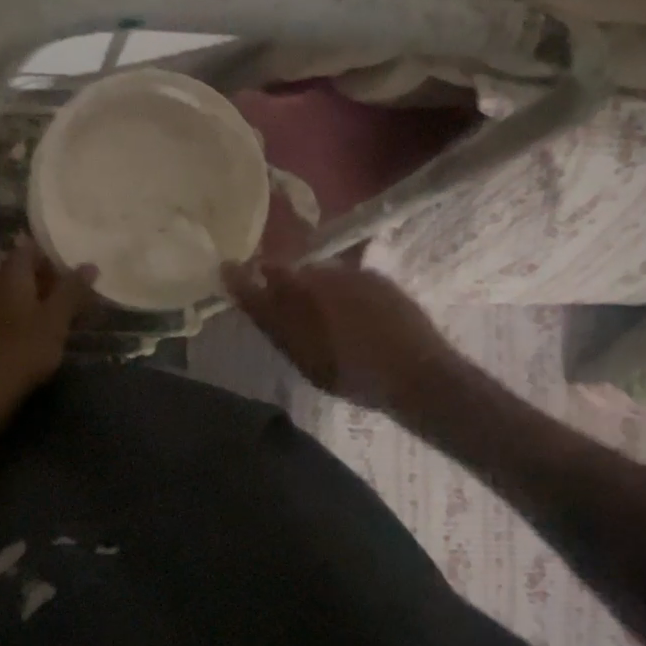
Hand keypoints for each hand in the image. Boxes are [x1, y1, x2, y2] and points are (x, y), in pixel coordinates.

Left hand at [0, 237, 97, 435]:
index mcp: (12, 276)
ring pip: (21, 291)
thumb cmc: (24, 348)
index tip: (75, 253)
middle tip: (80, 280)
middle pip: (24, 269)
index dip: (50, 248)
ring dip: (44, 294)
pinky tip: (52, 325)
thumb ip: (72, 291)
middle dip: (51, 273)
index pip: (28, 248)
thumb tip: (90, 264)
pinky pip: (16, 311)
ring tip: (73, 303)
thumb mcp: (56, 319)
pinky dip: (34, 312)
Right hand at [221, 249, 456, 410]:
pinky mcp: (375, 277)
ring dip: (312, 285)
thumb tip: (250, 295)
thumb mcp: (304, 358)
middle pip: (287, 273)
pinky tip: (353, 312)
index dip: (238, 276)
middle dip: (280, 281)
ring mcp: (348, 274)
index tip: (227, 270)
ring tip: (322, 311)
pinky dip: (341, 290)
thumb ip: (275, 325)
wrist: (417, 372)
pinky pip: (347, 277)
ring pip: (318, 273)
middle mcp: (315, 278)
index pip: (254, 281)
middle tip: (283, 301)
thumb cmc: (353, 376)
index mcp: (293, 299)